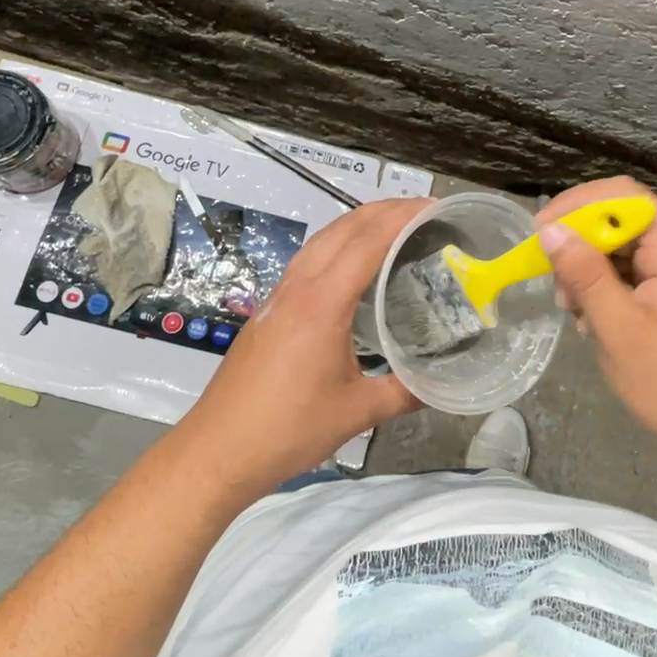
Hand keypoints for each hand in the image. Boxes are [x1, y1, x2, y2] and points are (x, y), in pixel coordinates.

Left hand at [177, 197, 428, 492]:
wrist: (218, 449)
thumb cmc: (287, 429)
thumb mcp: (356, 413)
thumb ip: (402, 393)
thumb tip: (437, 384)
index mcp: (322, 303)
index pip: (367, 242)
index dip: (402, 217)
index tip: (436, 206)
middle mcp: (299, 287)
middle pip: (343, 228)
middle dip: (384, 209)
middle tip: (424, 210)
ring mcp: (280, 295)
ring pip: (322, 239)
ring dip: (358, 222)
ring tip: (394, 226)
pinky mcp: (269, 309)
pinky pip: (309, 259)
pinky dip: (338, 244)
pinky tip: (354, 265)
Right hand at [536, 177, 656, 456]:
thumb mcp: (619, 330)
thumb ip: (584, 274)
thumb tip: (549, 230)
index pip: (625, 196)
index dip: (578, 204)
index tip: (542, 231)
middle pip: (623, 218)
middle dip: (581, 244)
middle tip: (556, 285)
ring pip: (626, 245)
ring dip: (591, 268)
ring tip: (574, 309)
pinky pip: (638, 269)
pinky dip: (609, 284)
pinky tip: (594, 317)